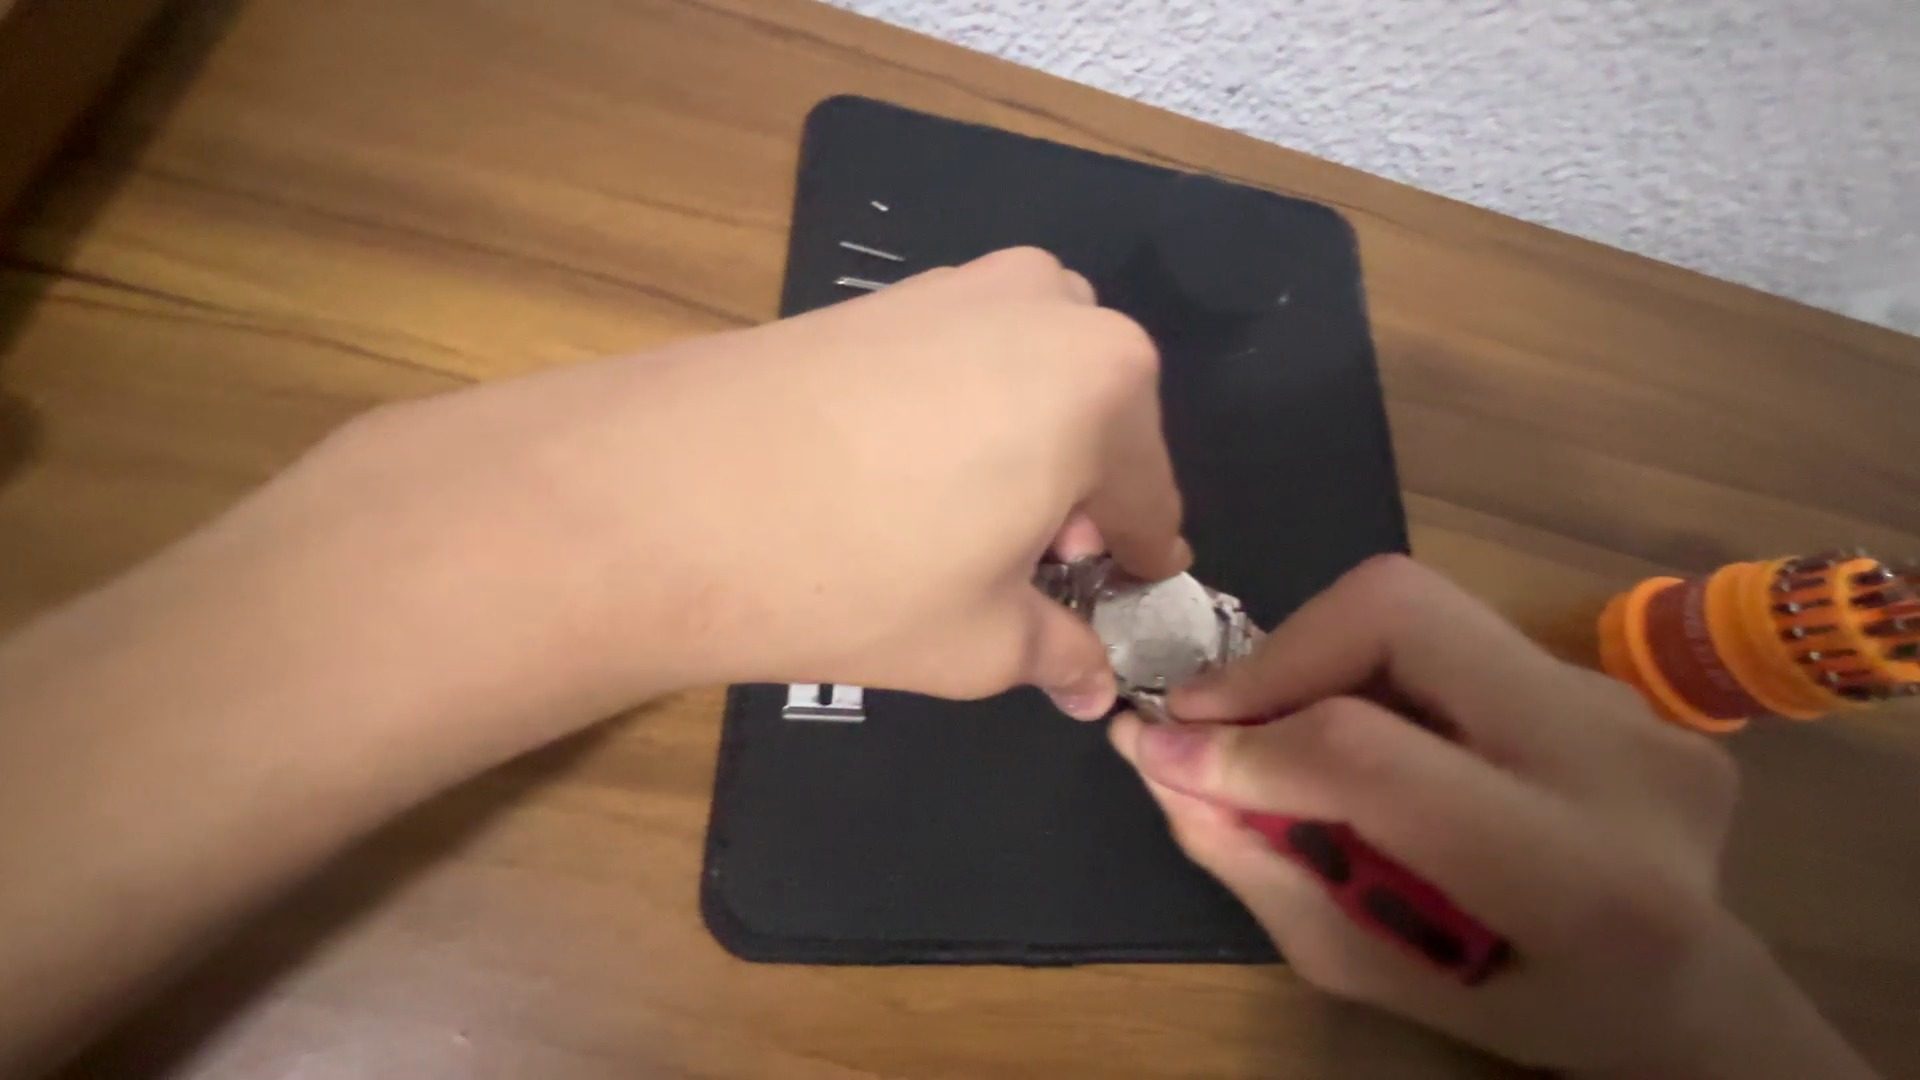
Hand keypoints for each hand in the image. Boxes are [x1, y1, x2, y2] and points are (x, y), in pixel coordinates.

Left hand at [315, 247, 1185, 716]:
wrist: (667, 496)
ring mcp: (961, 285)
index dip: (1140, 554)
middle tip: (1043, 561)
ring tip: (977, 516)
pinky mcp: (888, 292)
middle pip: (1098, 424)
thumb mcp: (983, 642)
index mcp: (1104, 385)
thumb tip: (1093, 685)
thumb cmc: (862, 575)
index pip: (1147, 494)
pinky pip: (970, 359)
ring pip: (1037, 382)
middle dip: (1082, 498)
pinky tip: (916, 470)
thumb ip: (1058, 656)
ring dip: (1031, 448)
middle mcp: (1048, 308)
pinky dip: (971, 414)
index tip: (1131, 586)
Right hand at [1108, 556, 1875, 1078]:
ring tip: (1282, 721)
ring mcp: (1618, 696)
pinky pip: (1433, 627)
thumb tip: (1153, 753)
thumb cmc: (1509, 1002)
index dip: (1247, 745)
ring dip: (1308, 655)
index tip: (1161, 747)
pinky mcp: (1595, 670)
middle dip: (1276, 654)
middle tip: (1217, 711)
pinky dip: (1357, 663)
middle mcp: (1615, 754)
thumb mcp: (1356, 963)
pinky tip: (1358, 721)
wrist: (1688, 989)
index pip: (1369, 755)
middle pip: (1394, 611)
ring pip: (1406, 601)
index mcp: (1578, 875)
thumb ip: (1246, 855)